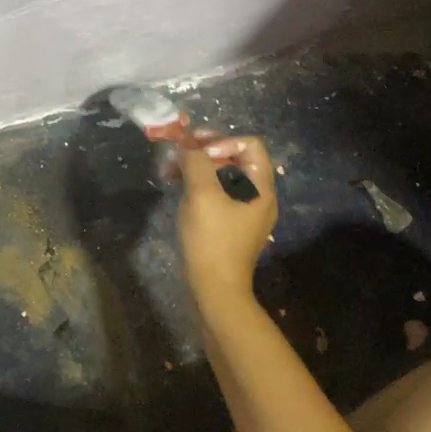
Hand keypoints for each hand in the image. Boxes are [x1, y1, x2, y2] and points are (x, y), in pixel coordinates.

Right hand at [178, 137, 278, 300]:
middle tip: (179, 151)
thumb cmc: (212, 239)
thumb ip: (195, 161)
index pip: (250, 144)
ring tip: (170, 167)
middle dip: (204, 150)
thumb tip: (188, 144)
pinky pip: (217, 191)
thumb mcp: (202, 194)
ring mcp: (244, 210)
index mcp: (260, 188)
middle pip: (235, 157)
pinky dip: (198, 183)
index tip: (200, 154)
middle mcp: (257, 196)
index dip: (223, 141)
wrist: (215, 290)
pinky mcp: (230, 222)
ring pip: (222, 174)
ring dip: (197, 165)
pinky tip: (176, 183)